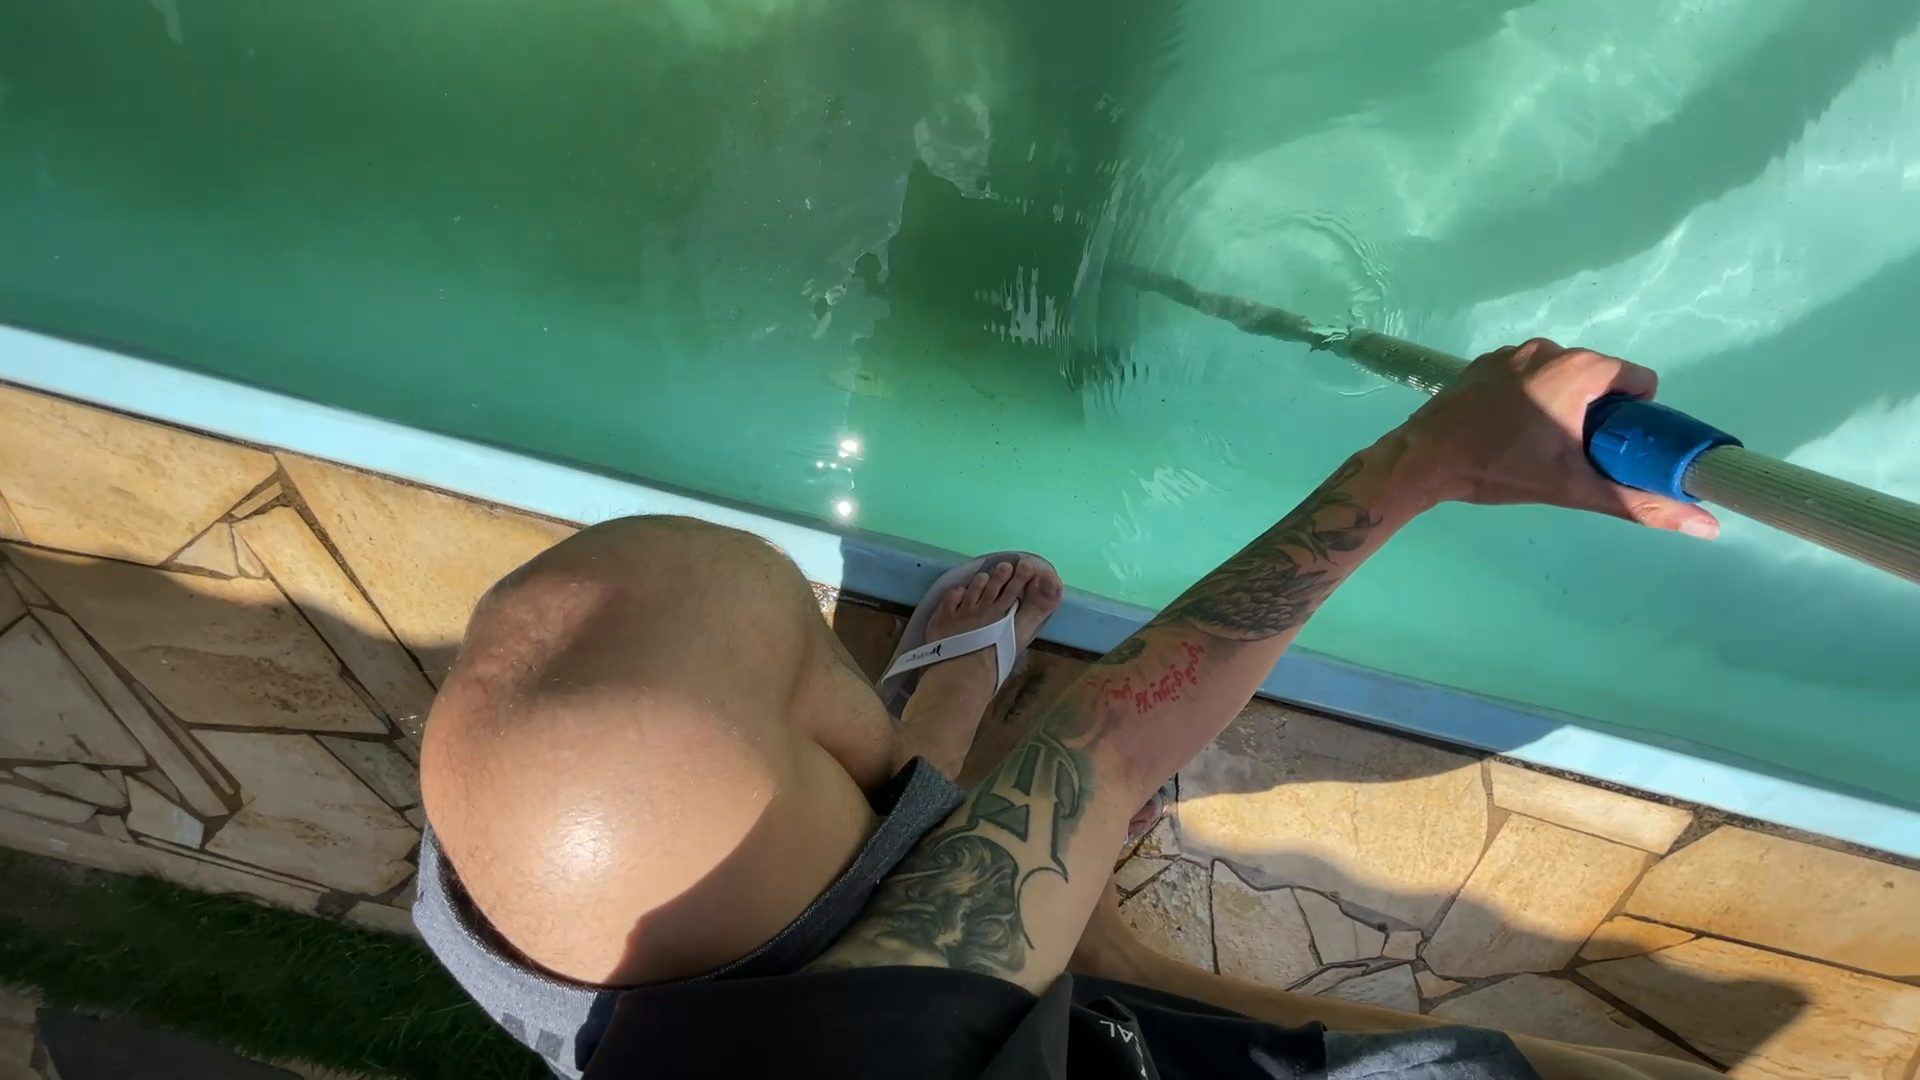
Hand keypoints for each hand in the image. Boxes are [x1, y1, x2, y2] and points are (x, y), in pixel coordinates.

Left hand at [1397, 338, 1719, 537]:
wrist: (1420, 460)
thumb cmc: (1495, 469)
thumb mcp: (1571, 487)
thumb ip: (1639, 503)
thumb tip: (1708, 526)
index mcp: (1580, 368)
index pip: (1637, 382)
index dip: (1633, 415)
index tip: (1609, 445)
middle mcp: (1547, 349)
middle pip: (1598, 377)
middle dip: (1594, 411)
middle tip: (1566, 449)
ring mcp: (1509, 353)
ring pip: (1559, 375)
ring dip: (1559, 402)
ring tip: (1533, 440)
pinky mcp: (1480, 364)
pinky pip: (1523, 375)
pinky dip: (1526, 394)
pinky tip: (1506, 425)